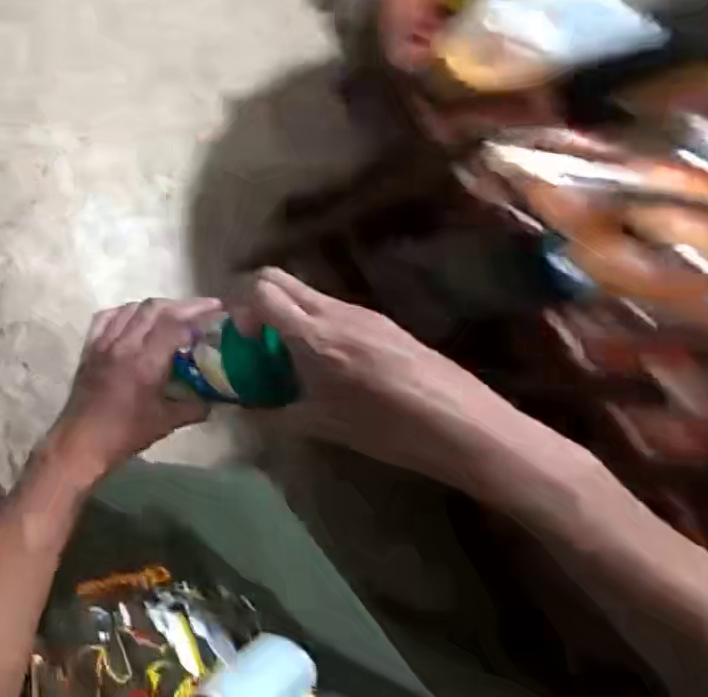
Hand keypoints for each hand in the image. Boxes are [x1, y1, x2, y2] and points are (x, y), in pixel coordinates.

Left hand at [40, 298, 221, 486]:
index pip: (174, 324)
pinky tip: (136, 316)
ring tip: (174, 312)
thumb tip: (214, 400)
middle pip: (154, 309)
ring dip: (156, 306)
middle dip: (182, 305)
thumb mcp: (166, 422)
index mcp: (145, 362)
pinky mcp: (90, 346)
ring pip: (131, 309)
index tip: (215, 312)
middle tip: (203, 308)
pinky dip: (126, 311)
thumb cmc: (125, 433)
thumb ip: (193, 407)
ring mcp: (104, 342)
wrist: (82, 440)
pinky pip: (107, 317)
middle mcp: (124, 344)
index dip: (197, 314)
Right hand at [242, 268, 574, 503]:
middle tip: (253, 334)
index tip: (242, 338)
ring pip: (304, 290)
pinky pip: (330, 305)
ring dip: (284, 308)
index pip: (260, 290)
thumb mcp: (324, 427)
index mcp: (313, 336)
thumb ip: (274, 414)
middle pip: (275, 277)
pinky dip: (312, 319)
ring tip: (289, 351)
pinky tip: (328, 359)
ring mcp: (359, 312)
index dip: (239, 307)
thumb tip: (241, 413)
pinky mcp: (380, 320)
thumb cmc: (389, 429)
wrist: (468, 427)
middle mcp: (332, 312)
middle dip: (253, 297)